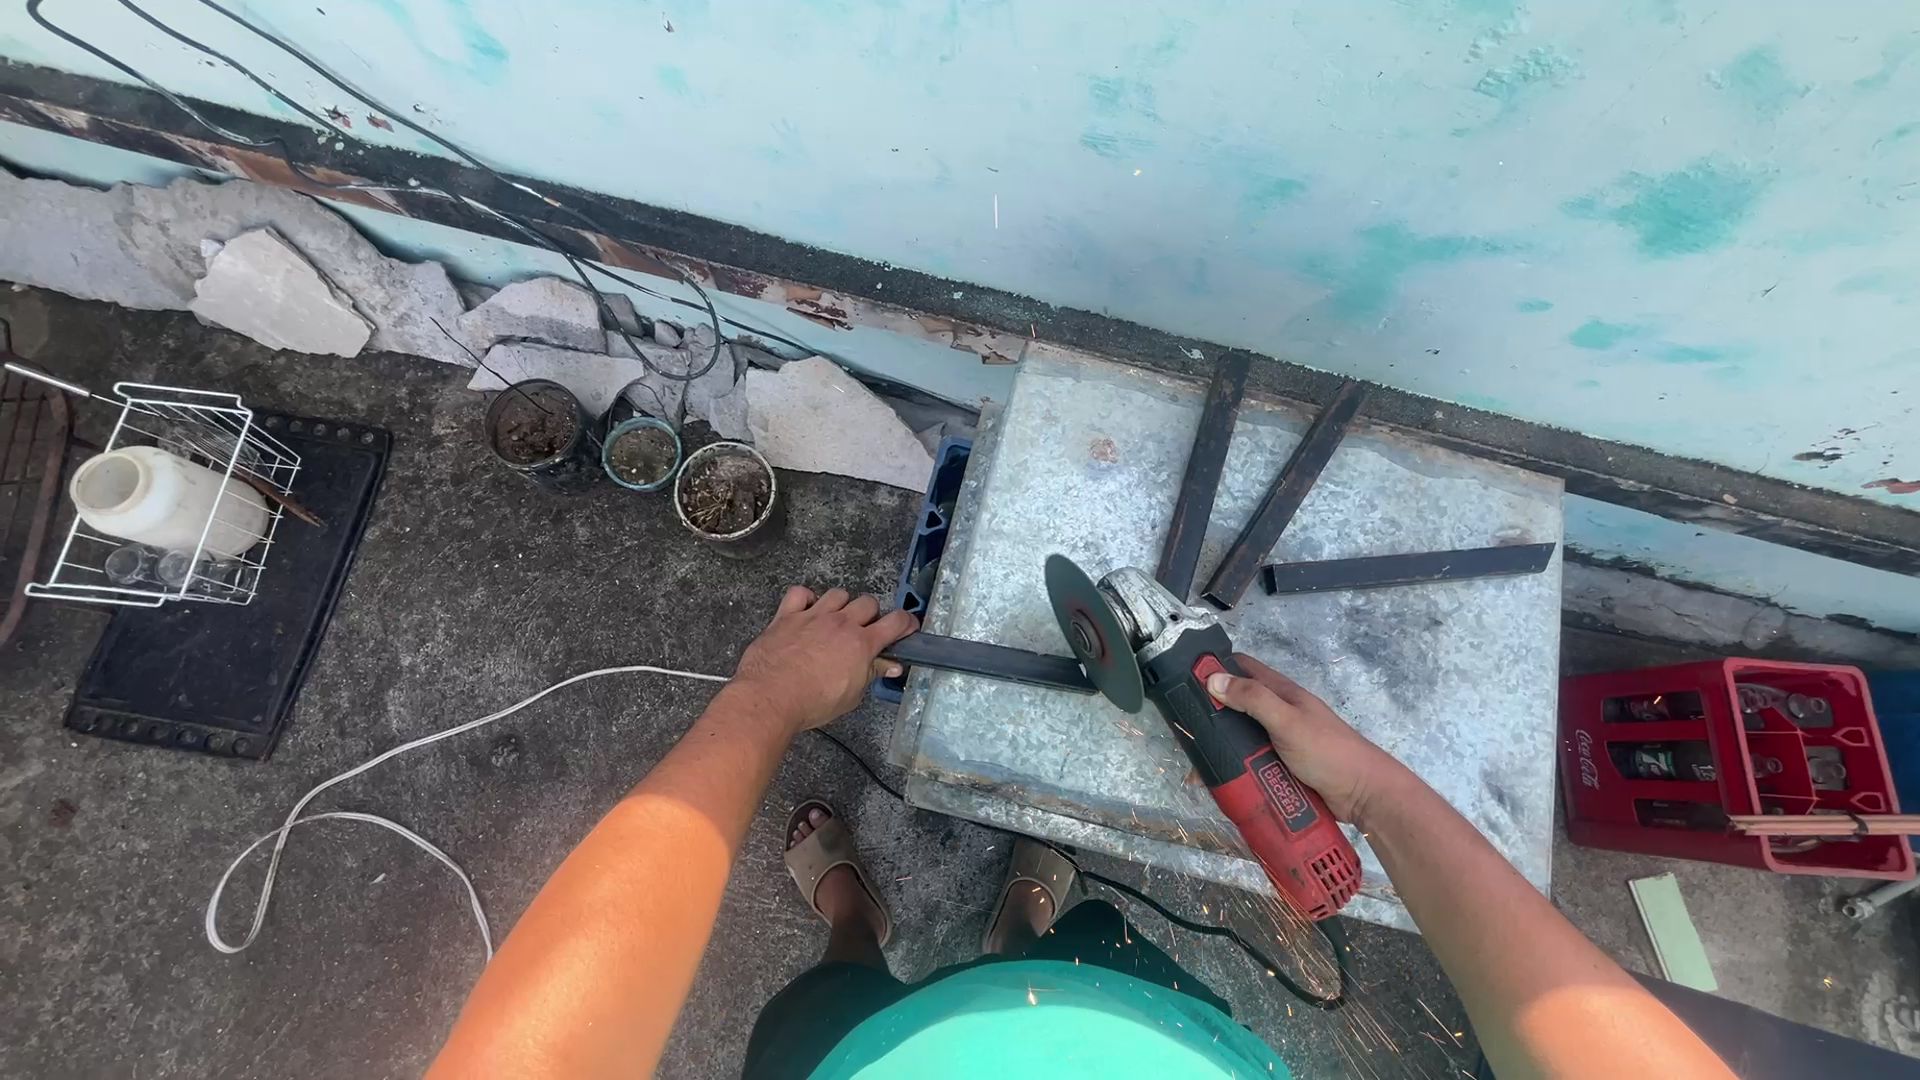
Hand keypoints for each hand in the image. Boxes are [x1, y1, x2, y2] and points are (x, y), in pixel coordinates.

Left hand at [730, 587, 918, 732]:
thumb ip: (872, 674)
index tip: (908, 627)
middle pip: (868, 602)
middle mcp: (840, 623)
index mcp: (861, 643)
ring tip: (837, 619)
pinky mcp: (787, 616)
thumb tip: (890, 666)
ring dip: (842, 604)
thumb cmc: (811, 701)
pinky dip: (805, 598)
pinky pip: (799, 593)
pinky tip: (806, 610)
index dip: (907, 622)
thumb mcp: (852, 695)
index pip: (895, 622)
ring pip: (838, 593)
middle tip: (866, 631)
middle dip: (872, 614)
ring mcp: (813, 616)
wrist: (771, 696)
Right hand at [1205, 654, 1410, 825]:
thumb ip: (1253, 699)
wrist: (1364, 796)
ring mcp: (1278, 741)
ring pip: (1240, 738)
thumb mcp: (1287, 720)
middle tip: (1183, 728)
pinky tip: (1218, 779)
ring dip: (1220, 747)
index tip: (1185, 677)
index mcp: (1281, 693)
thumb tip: (1212, 680)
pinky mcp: (1279, 767)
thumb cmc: (1328, 751)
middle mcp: (1277, 713)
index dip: (1215, 666)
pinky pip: (1249, 763)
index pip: (1242, 667)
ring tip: (1195, 762)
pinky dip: (1234, 769)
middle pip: (1235, 706)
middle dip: (1210, 713)